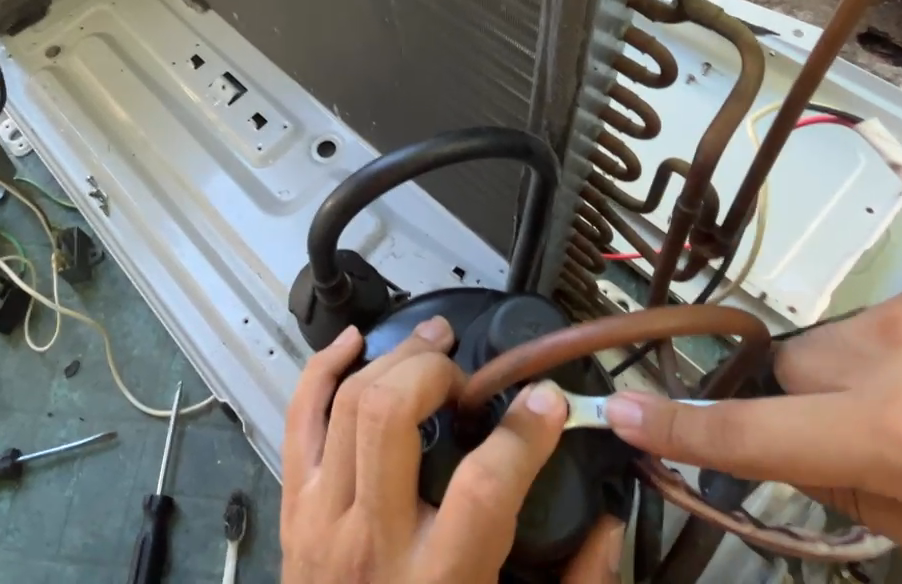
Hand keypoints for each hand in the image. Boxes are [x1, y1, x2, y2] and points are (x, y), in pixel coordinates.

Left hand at [281, 317, 624, 581]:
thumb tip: (607, 522)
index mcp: (439, 581)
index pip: (482, 486)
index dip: (522, 433)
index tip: (547, 402)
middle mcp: (372, 541)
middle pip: (389, 416)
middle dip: (432, 372)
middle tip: (466, 373)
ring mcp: (322, 517)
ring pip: (347, 404)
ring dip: (391, 358)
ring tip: (430, 343)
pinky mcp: (294, 505)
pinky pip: (300, 418)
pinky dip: (322, 368)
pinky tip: (354, 341)